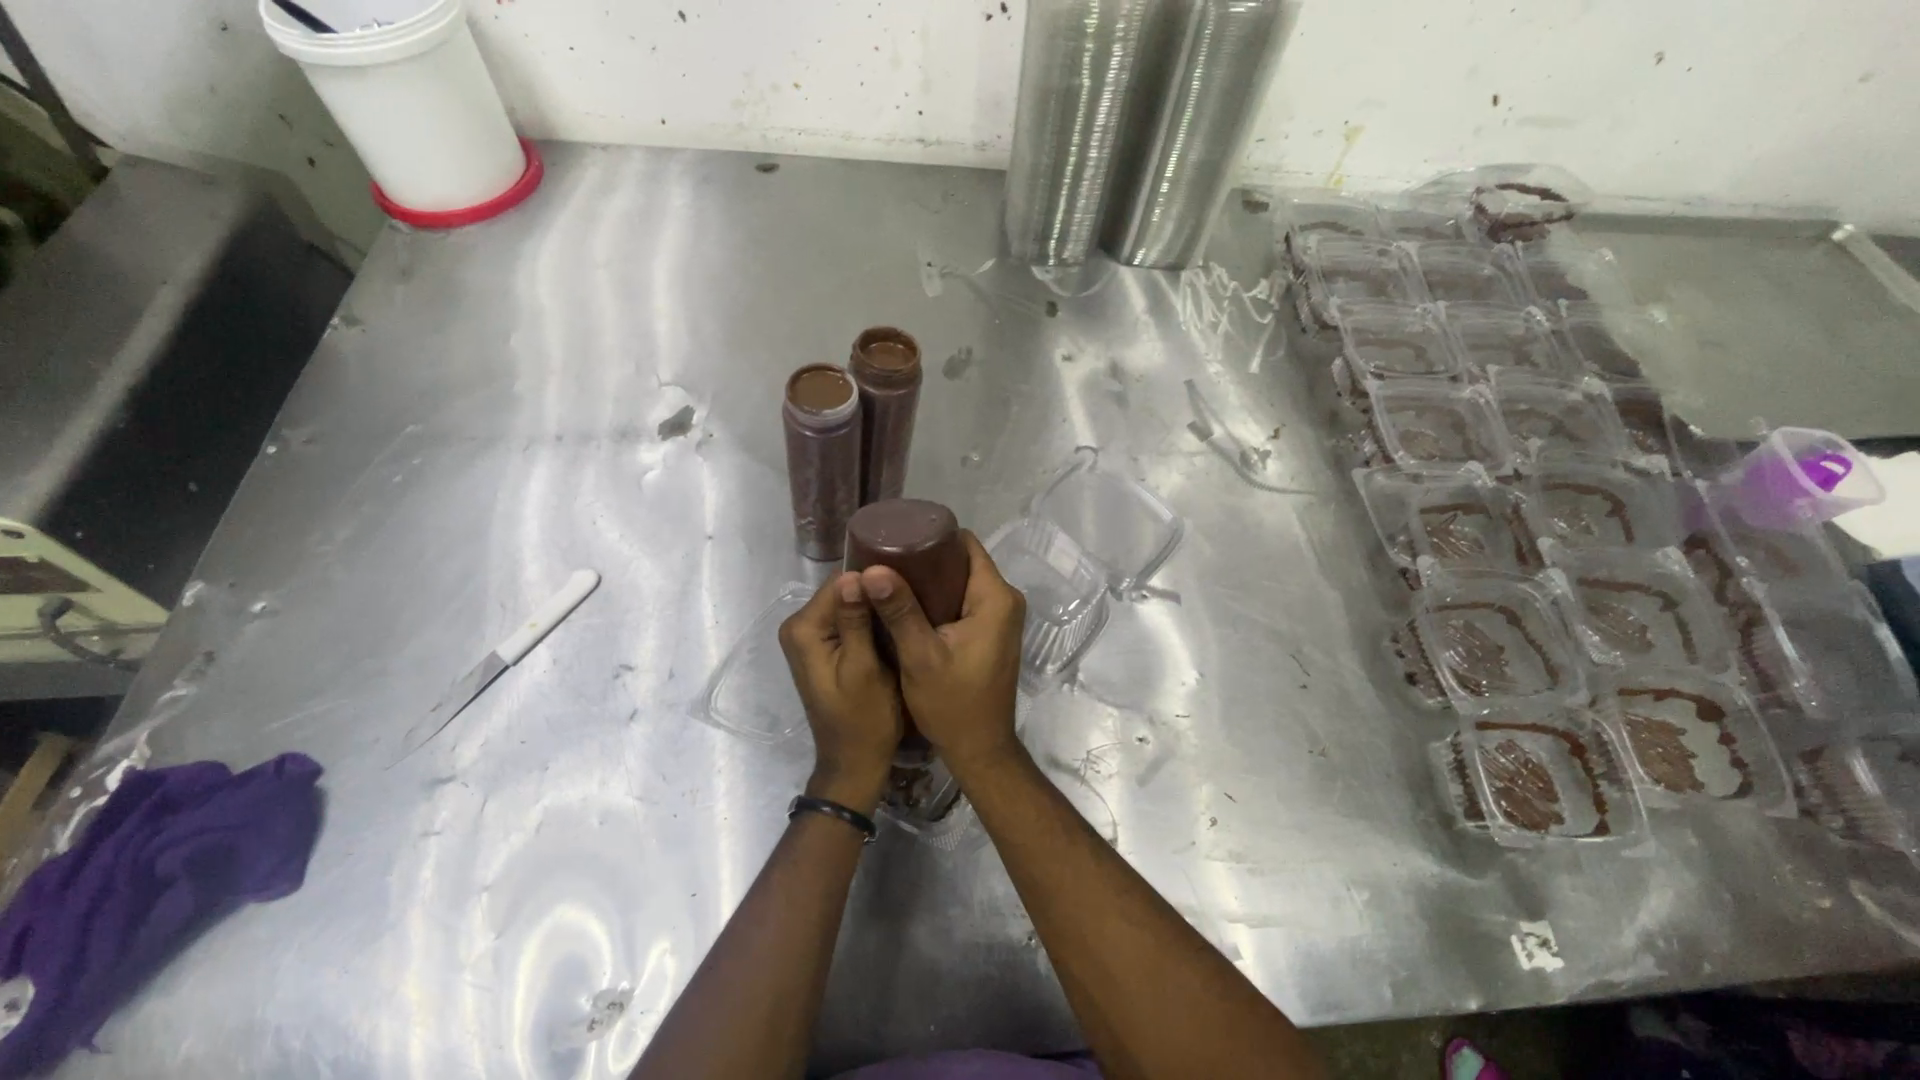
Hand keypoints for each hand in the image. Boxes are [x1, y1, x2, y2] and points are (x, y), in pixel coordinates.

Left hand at [778, 573, 902, 812]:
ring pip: (848, 603)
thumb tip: (853, 578)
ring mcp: (809, 637)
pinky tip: (895, 625)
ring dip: (876, 607)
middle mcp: (799, 626)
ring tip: (909, 610)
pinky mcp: (823, 647)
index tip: (910, 587)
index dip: (876, 581)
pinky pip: (848, 619)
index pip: (841, 581)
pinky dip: (870, 621)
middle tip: (913, 602)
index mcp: (803, 629)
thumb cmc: (864, 719)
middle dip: (876, 594)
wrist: (854, 761)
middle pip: (843, 590)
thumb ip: (855, 623)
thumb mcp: (864, 670)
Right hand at [858, 531, 1026, 774]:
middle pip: (963, 561)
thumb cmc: (953, 704)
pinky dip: (939, 599)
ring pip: (962, 582)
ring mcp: (1001, 618)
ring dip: (930, 580)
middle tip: (885, 560)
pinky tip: (907, 603)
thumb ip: (899, 610)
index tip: (896, 538)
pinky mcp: (992, 632)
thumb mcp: (920, 656)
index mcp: (995, 598)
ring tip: (890, 577)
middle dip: (926, 558)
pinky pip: (964, 601)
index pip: (966, 545)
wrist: (979, 748)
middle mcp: (1005, 601)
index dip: (931, 537)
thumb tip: (870, 569)